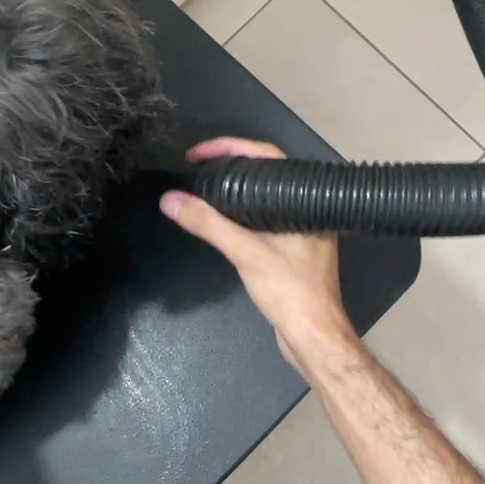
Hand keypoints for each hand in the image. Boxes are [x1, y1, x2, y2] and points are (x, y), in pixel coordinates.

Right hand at [160, 138, 358, 372]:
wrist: (313, 336)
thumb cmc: (289, 291)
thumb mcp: (246, 253)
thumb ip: (209, 224)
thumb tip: (171, 200)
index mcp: (307, 200)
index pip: (268, 156)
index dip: (230, 147)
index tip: (196, 153)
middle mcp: (308, 210)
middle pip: (266, 175)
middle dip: (230, 167)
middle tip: (198, 168)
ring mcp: (303, 231)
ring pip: (265, 199)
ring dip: (236, 192)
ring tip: (205, 188)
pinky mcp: (294, 251)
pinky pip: (266, 221)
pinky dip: (243, 216)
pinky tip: (224, 220)